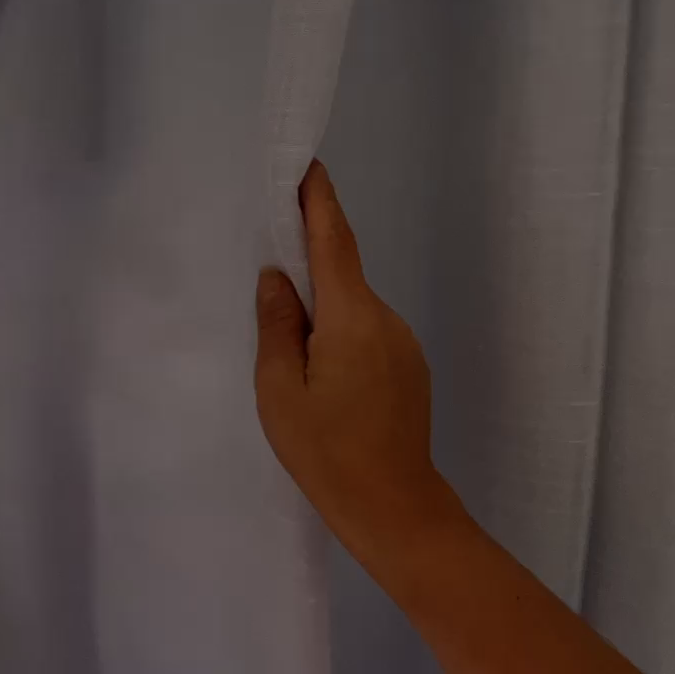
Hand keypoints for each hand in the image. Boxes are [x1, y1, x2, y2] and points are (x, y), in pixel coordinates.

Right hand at [254, 161, 454, 549]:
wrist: (395, 510)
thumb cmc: (327, 451)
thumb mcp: (280, 389)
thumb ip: (277, 325)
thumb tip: (277, 278)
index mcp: (351, 317)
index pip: (334, 242)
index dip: (319, 200)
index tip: (307, 164)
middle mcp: (385, 319)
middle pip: (341, 273)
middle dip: (307, 261)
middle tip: (266, 264)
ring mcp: (402, 344)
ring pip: (351, 306)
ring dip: (320, 306)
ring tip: (285, 341)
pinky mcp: (407, 367)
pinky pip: (364, 330)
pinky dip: (336, 330)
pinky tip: (317, 367)